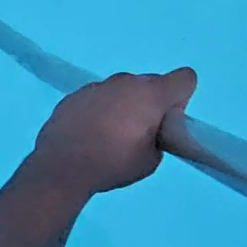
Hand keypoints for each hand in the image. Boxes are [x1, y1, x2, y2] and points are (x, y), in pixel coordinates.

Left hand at [30, 69, 196, 193]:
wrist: (61, 168)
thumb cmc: (112, 164)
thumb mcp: (150, 161)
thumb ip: (158, 139)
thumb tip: (147, 133)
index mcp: (152, 93)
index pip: (185, 78)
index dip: (180, 100)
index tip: (164, 122)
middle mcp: (125, 81)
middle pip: (148, 85)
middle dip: (147, 105)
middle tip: (133, 135)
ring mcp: (96, 86)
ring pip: (118, 91)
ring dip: (118, 107)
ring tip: (103, 138)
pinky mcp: (72, 96)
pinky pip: (93, 100)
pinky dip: (93, 112)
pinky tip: (83, 136)